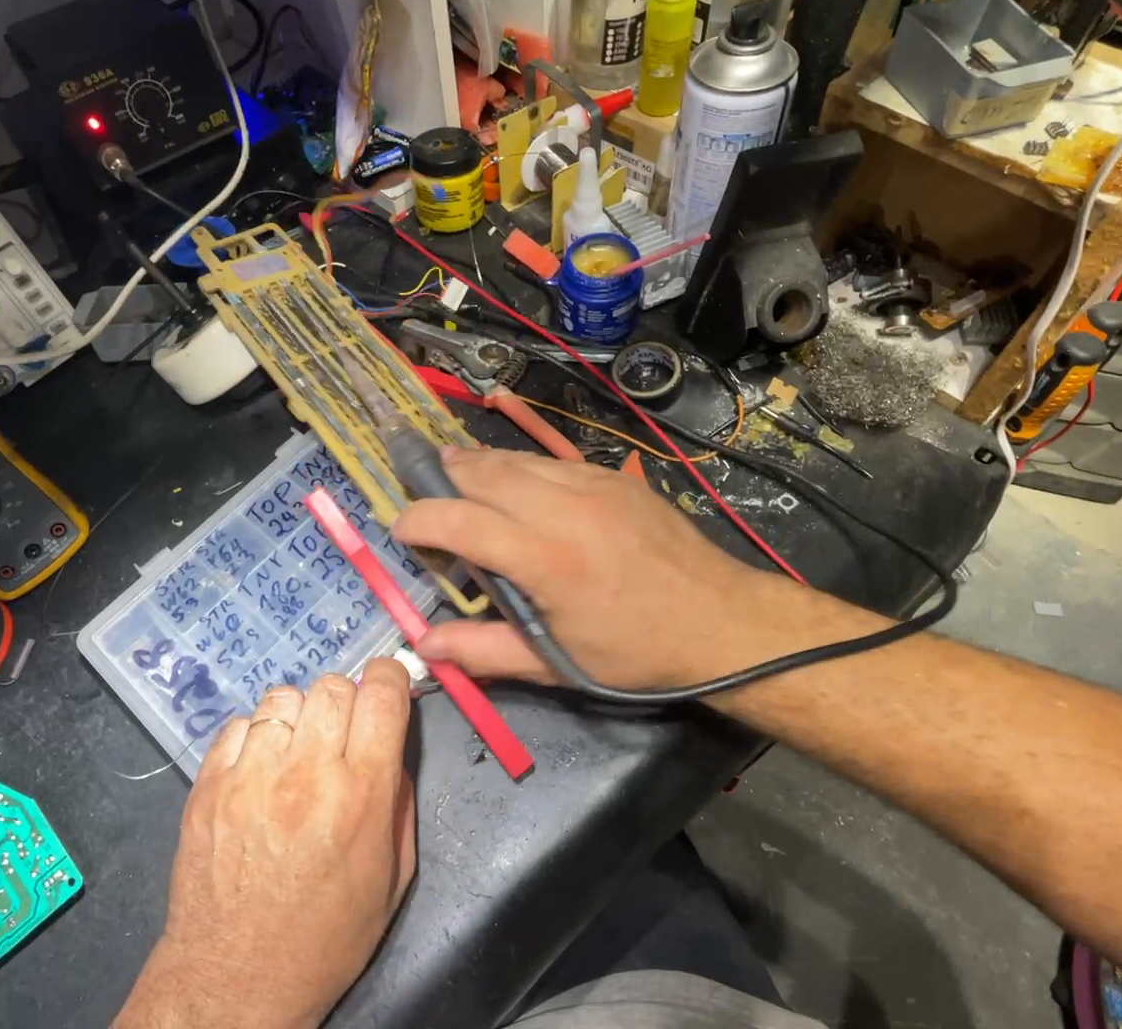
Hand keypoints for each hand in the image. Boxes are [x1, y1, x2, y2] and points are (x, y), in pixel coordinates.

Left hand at [116, 662, 415, 1028]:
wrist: (237, 980)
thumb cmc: (327, 935)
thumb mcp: (393, 877)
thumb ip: (399, 800)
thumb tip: (391, 746)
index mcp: (361, 794)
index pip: (382, 694)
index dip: (390, 677)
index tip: (387, 684)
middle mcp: (307, 772)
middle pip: (333, 686)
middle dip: (346, 700)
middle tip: (341, 735)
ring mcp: (252, 775)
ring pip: (284, 696)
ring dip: (300, 716)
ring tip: (296, 752)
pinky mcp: (209, 784)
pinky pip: (240, 724)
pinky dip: (257, 737)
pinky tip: (259, 770)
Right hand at [390, 447, 811, 692]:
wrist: (720, 622)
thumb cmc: (635, 653)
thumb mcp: (556, 663)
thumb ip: (485, 651)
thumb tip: (424, 646)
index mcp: (545, 559)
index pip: (459, 522)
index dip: (419, 520)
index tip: (401, 529)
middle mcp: (563, 509)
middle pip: (482, 474)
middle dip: (442, 477)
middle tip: (420, 488)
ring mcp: (592, 485)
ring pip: (516, 459)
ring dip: (478, 464)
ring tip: (452, 470)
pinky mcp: (613, 478)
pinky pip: (551, 460)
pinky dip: (520, 465)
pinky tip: (514, 479)